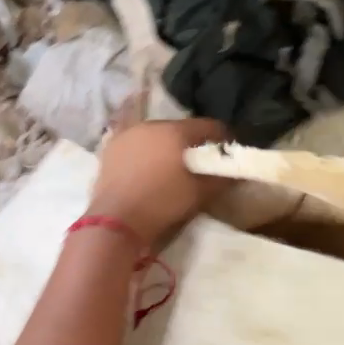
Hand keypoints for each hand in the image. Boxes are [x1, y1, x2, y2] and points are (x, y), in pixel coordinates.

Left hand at [87, 118, 230, 244]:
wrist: (116, 219)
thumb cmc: (162, 203)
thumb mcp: (200, 193)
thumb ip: (221, 178)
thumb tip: (234, 171)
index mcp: (175, 131)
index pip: (208, 125)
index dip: (222, 137)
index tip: (228, 151)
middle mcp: (150, 125)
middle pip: (179, 128)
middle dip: (191, 142)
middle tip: (198, 160)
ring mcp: (127, 134)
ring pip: (155, 134)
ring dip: (166, 145)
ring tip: (171, 165)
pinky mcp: (110, 147)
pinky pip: (135, 144)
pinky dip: (145, 152)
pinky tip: (147, 168)